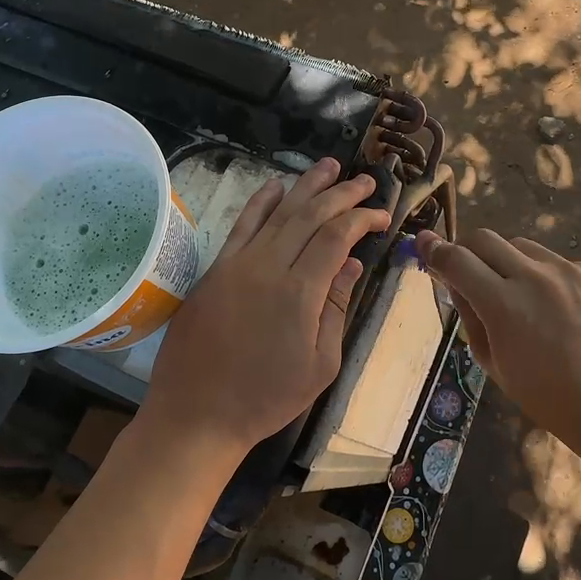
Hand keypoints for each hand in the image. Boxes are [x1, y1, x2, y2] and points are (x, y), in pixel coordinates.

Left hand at [142, 158, 389, 450]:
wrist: (196, 413)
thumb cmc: (266, 399)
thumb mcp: (320, 366)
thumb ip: (336, 309)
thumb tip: (351, 264)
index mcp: (299, 293)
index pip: (336, 238)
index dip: (362, 220)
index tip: (383, 216)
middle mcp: (268, 267)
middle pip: (310, 216)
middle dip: (342, 194)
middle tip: (366, 182)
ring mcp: (237, 265)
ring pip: (277, 213)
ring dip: (306, 186)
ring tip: (329, 166)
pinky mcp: (215, 270)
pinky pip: (242, 226)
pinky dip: (261, 203)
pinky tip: (277, 187)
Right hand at [415, 229, 580, 462]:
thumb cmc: (542, 393)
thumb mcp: (491, 360)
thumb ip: (470, 314)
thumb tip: (456, 282)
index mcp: (504, 304)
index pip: (457, 261)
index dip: (434, 250)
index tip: (424, 243)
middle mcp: (534, 276)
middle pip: (485, 239)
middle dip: (467, 249)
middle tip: (464, 266)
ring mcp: (567, 270)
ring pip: (521, 247)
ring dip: (506, 261)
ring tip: (515, 291)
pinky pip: (554, 262)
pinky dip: (542, 276)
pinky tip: (552, 305)